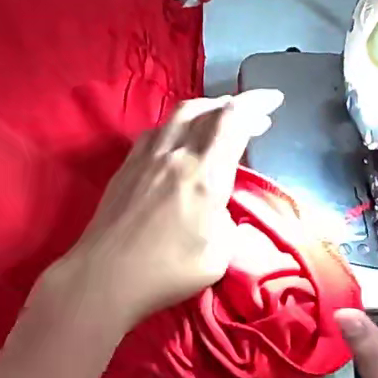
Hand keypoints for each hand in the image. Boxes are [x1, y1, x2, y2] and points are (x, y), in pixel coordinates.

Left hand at [40, 90, 282, 331]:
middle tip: (253, 115)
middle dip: (235, 105)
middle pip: (207, 110)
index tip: (273, 100)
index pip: (233, 122)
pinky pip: (156, 131)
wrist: (104, 277)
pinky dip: (177, 125)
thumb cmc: (166, 272)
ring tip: (218, 120)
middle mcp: (175, 156)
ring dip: (205, 109)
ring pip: (178, 115)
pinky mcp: (126, 167)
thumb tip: (218, 211)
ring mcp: (145, 158)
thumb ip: (227, 225)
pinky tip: (179, 140)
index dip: (256, 104)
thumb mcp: (217, 257)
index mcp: (205, 176)